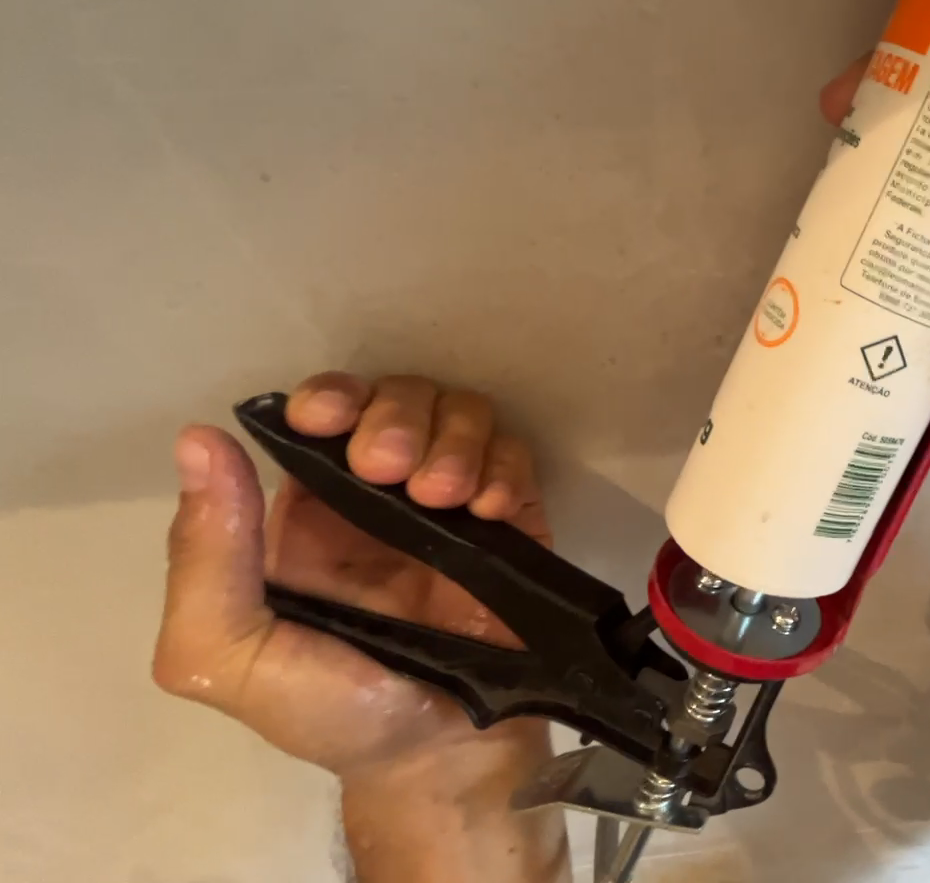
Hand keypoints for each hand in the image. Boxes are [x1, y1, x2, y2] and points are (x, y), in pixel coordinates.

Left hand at [154, 372, 565, 880]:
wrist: (449, 746)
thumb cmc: (334, 707)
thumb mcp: (229, 655)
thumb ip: (205, 558)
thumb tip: (200, 440)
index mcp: (308, 513)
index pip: (322, 415)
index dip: (331, 398)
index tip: (332, 422)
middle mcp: (384, 492)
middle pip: (402, 396)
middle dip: (399, 417)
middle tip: (398, 474)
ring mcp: (456, 499)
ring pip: (464, 412)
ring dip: (456, 440)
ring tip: (450, 499)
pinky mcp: (515, 512)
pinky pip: (516, 453)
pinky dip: (506, 468)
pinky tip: (495, 511)